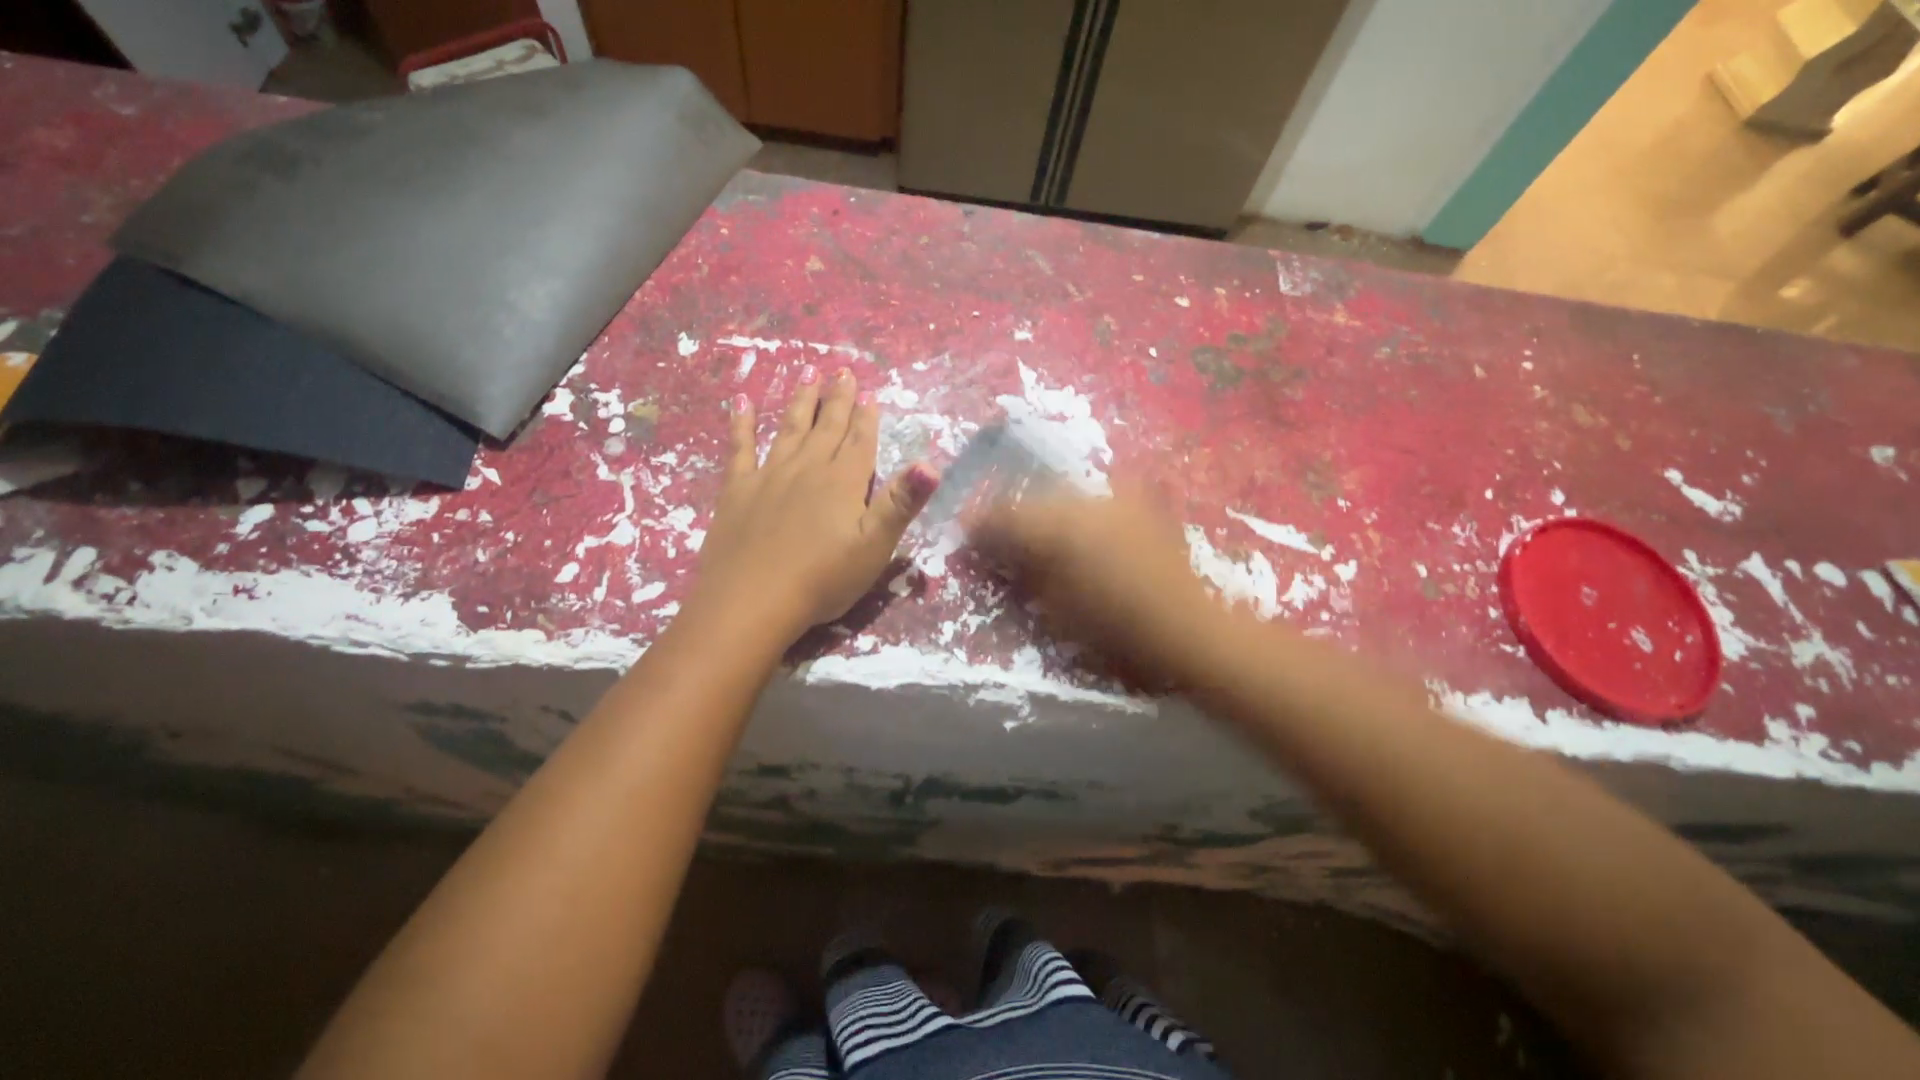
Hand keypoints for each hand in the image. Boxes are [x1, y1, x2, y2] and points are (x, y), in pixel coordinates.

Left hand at [695, 366, 939, 634]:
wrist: (751, 600)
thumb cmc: (822, 579)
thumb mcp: (874, 546)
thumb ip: (900, 503)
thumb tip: (930, 464)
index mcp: (843, 482)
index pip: (859, 442)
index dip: (867, 417)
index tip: (869, 392)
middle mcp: (807, 469)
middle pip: (826, 427)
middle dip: (837, 399)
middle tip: (841, 370)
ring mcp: (769, 476)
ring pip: (788, 429)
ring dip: (800, 401)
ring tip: (806, 374)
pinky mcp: (737, 490)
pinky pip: (740, 447)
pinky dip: (742, 423)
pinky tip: (742, 402)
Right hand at [971, 490, 1224, 686]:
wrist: (1189, 630)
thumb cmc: (1116, 631)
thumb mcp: (1056, 609)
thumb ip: (1020, 572)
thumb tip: (992, 552)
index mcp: (1057, 527)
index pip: (1001, 516)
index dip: (979, 527)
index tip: (967, 539)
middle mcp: (1084, 499)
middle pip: (1031, 501)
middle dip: (1012, 519)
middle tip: (999, 542)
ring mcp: (1116, 497)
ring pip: (1063, 496)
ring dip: (1046, 515)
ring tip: (1041, 541)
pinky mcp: (1141, 503)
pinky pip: (1095, 500)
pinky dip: (1079, 515)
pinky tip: (1079, 536)